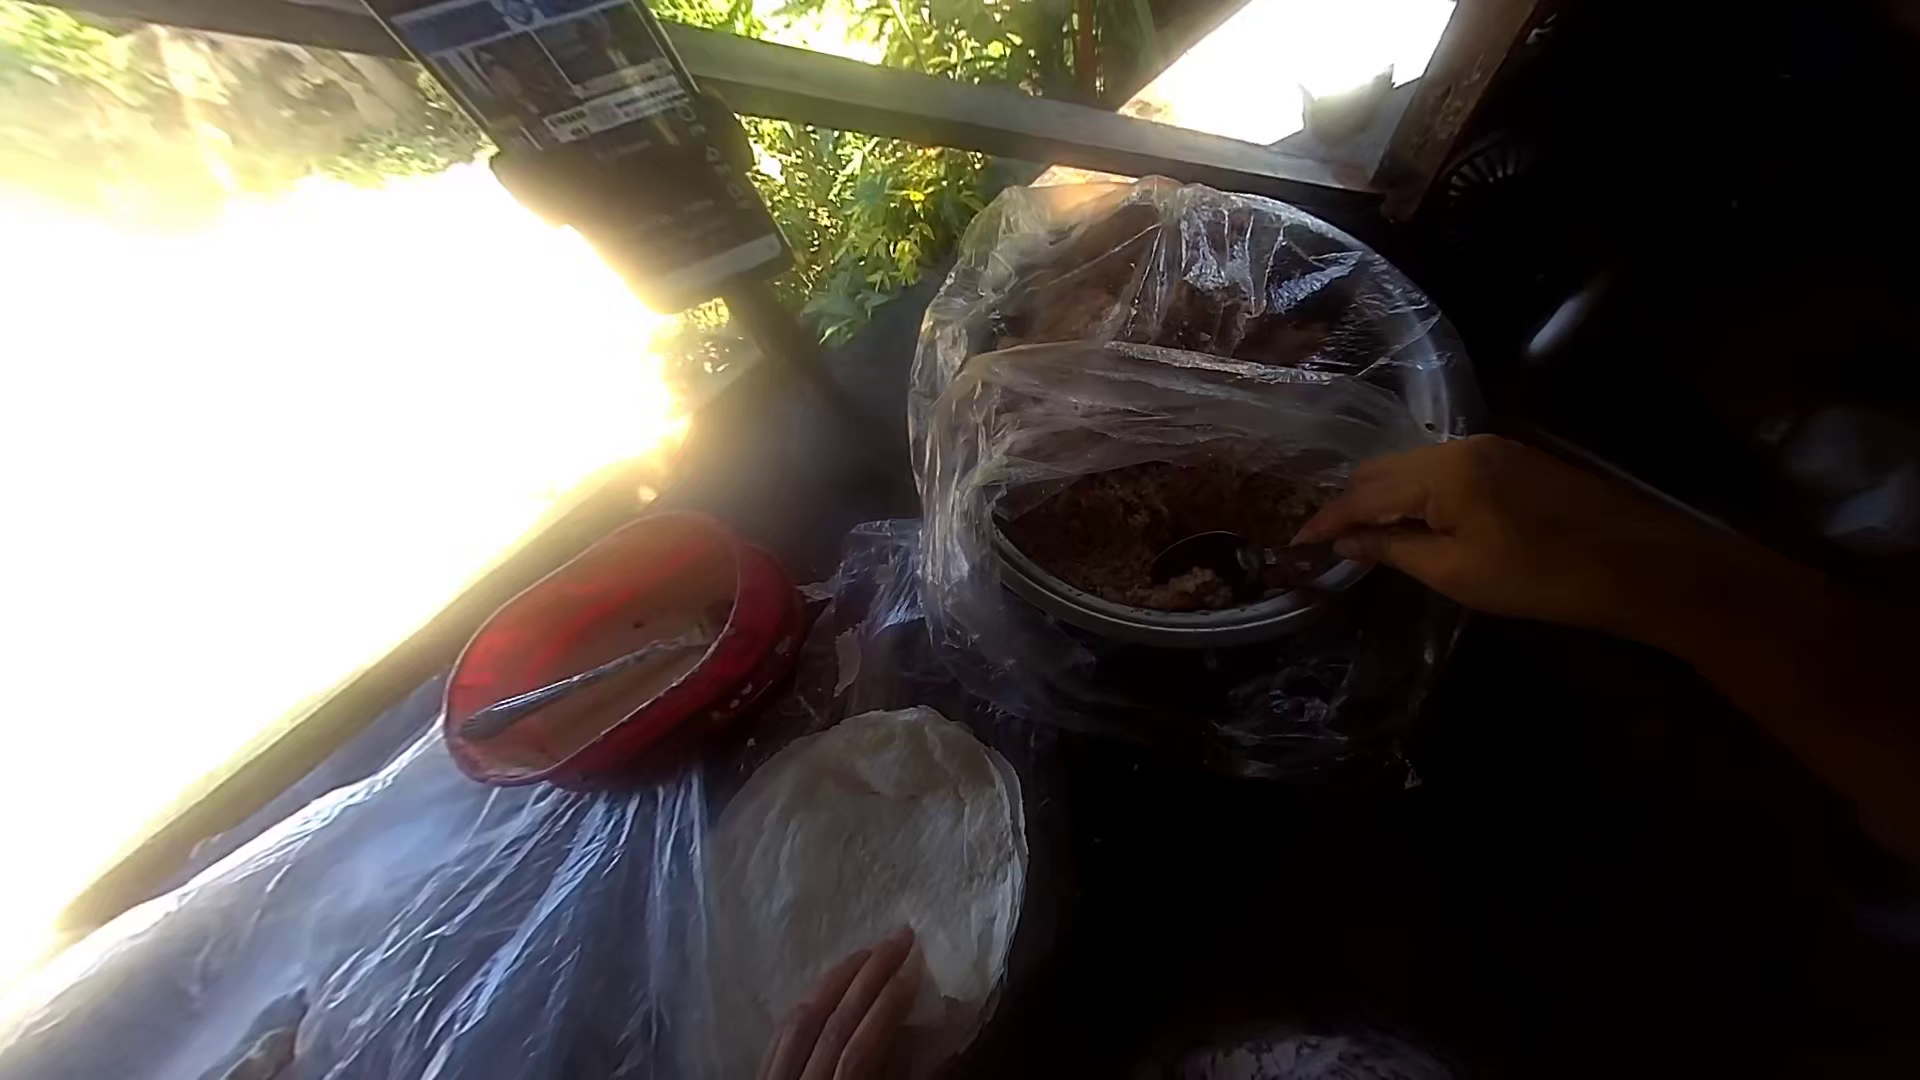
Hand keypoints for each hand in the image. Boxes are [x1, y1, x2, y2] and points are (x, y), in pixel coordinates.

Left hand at [757, 927, 919, 1079]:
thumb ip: (892, 1068)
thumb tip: (915, 1016)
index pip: (858, 1051)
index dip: (889, 1007)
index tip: (915, 969)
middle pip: (832, 1022)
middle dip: (871, 974)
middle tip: (902, 937)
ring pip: (802, 1017)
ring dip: (840, 976)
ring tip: (871, 950)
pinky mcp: (760, 1074)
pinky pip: (781, 1028)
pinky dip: (810, 996)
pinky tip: (833, 977)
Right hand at [1293, 435, 1754, 643]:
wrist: (1654, 568)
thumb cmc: (1543, 577)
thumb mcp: (1453, 571)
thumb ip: (1389, 549)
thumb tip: (1343, 541)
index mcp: (1442, 474)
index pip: (1362, 495)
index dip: (1325, 520)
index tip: (1294, 541)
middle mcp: (1458, 448)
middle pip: (1379, 471)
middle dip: (1347, 504)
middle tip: (1327, 538)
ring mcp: (1486, 448)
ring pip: (1406, 466)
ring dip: (1377, 496)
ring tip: (1361, 530)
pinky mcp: (1507, 458)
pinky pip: (1435, 468)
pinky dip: (1409, 491)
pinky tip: (1406, 516)